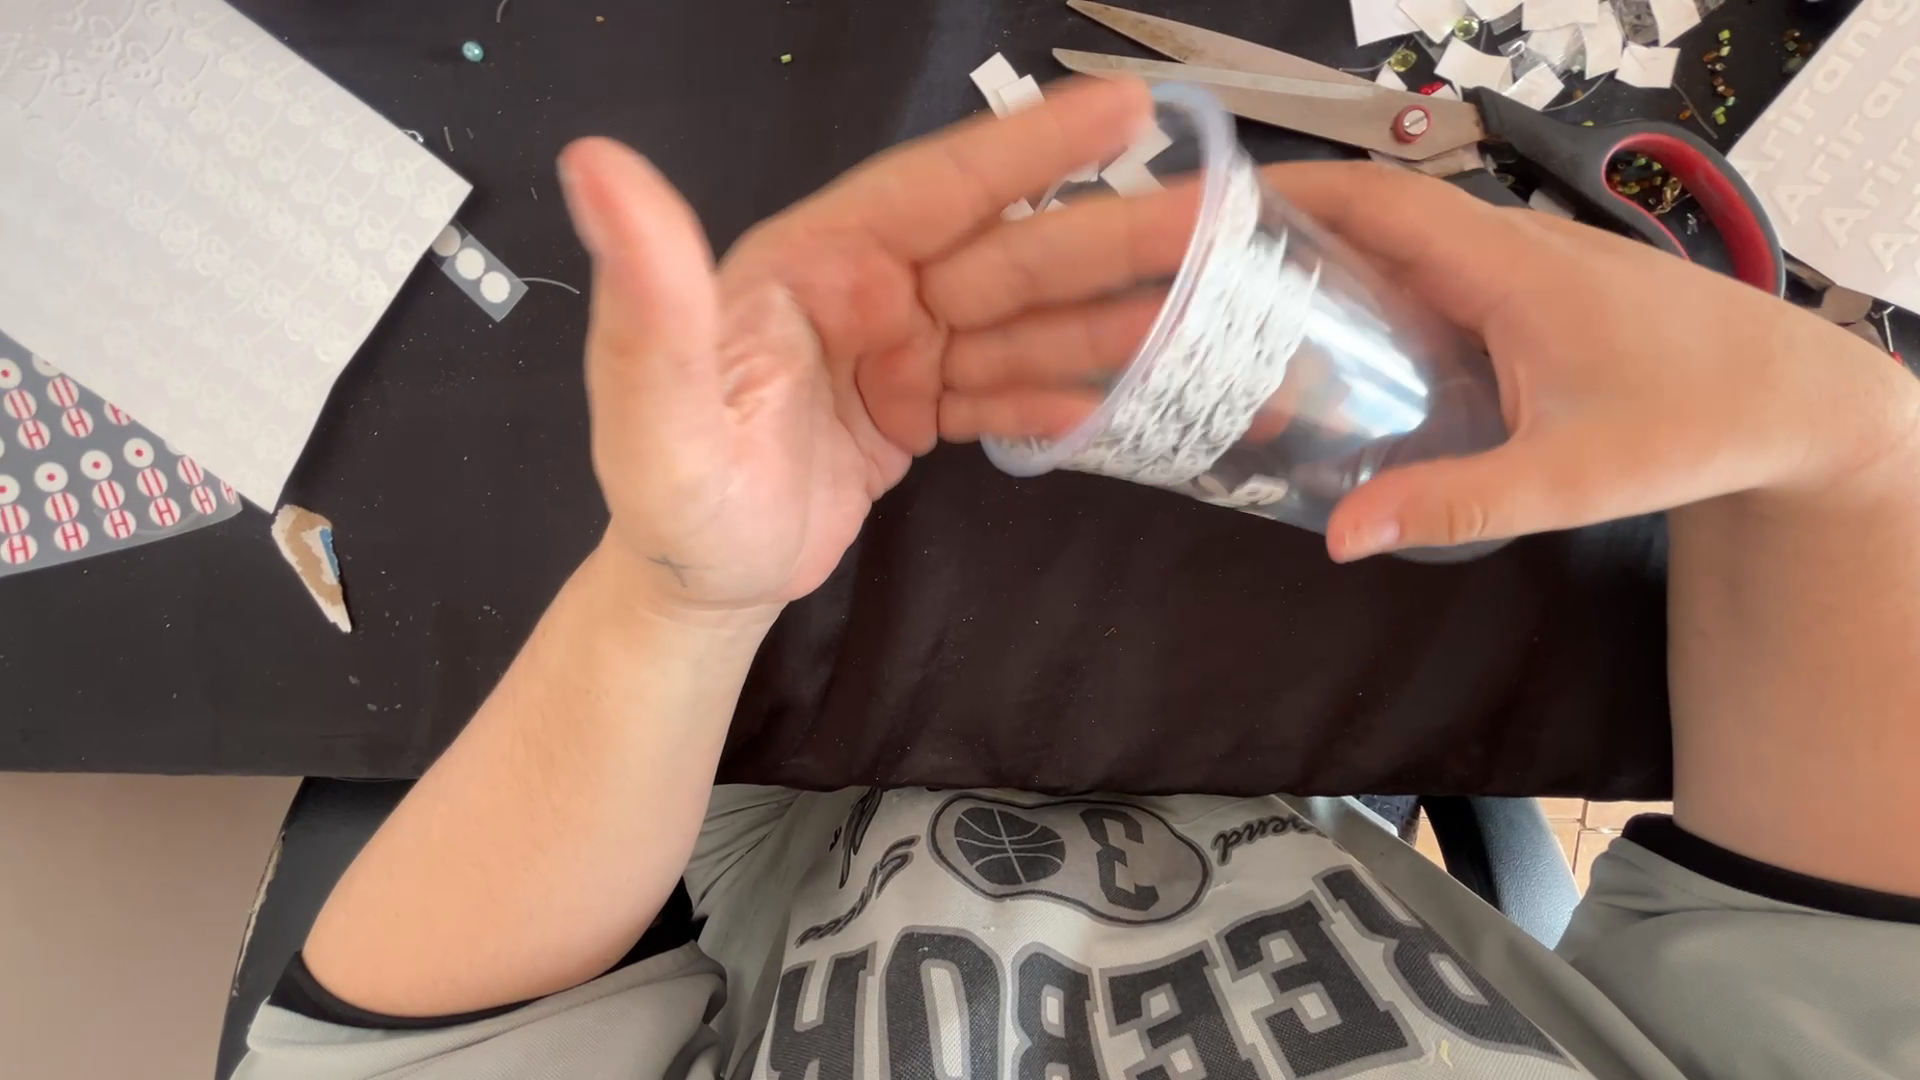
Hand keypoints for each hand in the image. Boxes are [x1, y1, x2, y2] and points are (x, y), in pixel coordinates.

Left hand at [555, 78, 1152, 615]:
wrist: (706, 583)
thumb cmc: (679, 505)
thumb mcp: (652, 413)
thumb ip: (649, 300)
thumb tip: (595, 160)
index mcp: (814, 266)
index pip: (934, 189)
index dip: (1029, 152)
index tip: (1126, 111)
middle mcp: (869, 295)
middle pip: (1006, 258)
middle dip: (1109, 242)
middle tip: (1216, 225)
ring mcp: (903, 356)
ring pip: (1022, 329)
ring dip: (1108, 326)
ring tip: (1202, 324)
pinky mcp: (920, 411)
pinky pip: (1005, 396)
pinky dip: (1060, 400)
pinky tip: (1122, 402)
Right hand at [1265, 164, 1919, 559]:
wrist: (1802, 403)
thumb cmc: (1695, 426)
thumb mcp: (1572, 478)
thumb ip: (1456, 502)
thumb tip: (1338, 536)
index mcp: (1505, 266)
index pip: (1382, 199)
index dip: (1294, 191)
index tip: (1216, 212)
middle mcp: (1499, 251)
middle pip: (1371, 215)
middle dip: (1281, 230)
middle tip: (1204, 279)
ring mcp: (1509, 271)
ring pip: (1394, 247)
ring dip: (1317, 262)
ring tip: (1241, 311)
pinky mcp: (1514, 300)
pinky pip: (1419, 279)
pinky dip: (1359, 295)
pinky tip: (1326, 347)